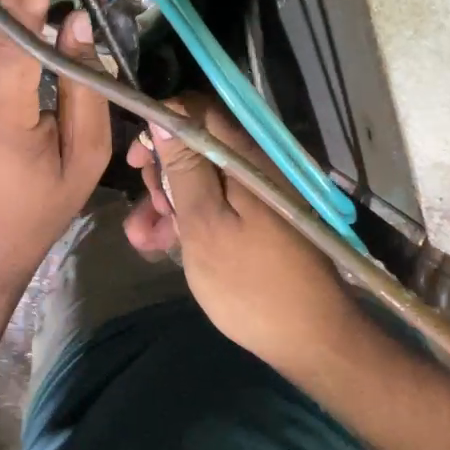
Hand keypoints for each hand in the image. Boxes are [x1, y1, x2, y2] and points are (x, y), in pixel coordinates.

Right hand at [123, 95, 360, 369]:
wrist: (312, 340)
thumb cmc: (251, 283)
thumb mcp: (204, 225)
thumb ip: (184, 168)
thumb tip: (164, 115)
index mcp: (245, 156)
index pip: (198, 110)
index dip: (161, 125)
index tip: (137, 159)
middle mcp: (254, 164)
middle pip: (198, 144)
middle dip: (162, 172)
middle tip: (147, 208)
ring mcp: (258, 193)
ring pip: (202, 178)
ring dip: (169, 202)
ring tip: (143, 240)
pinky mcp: (260, 219)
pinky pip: (218, 203)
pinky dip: (190, 219)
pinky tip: (164, 245)